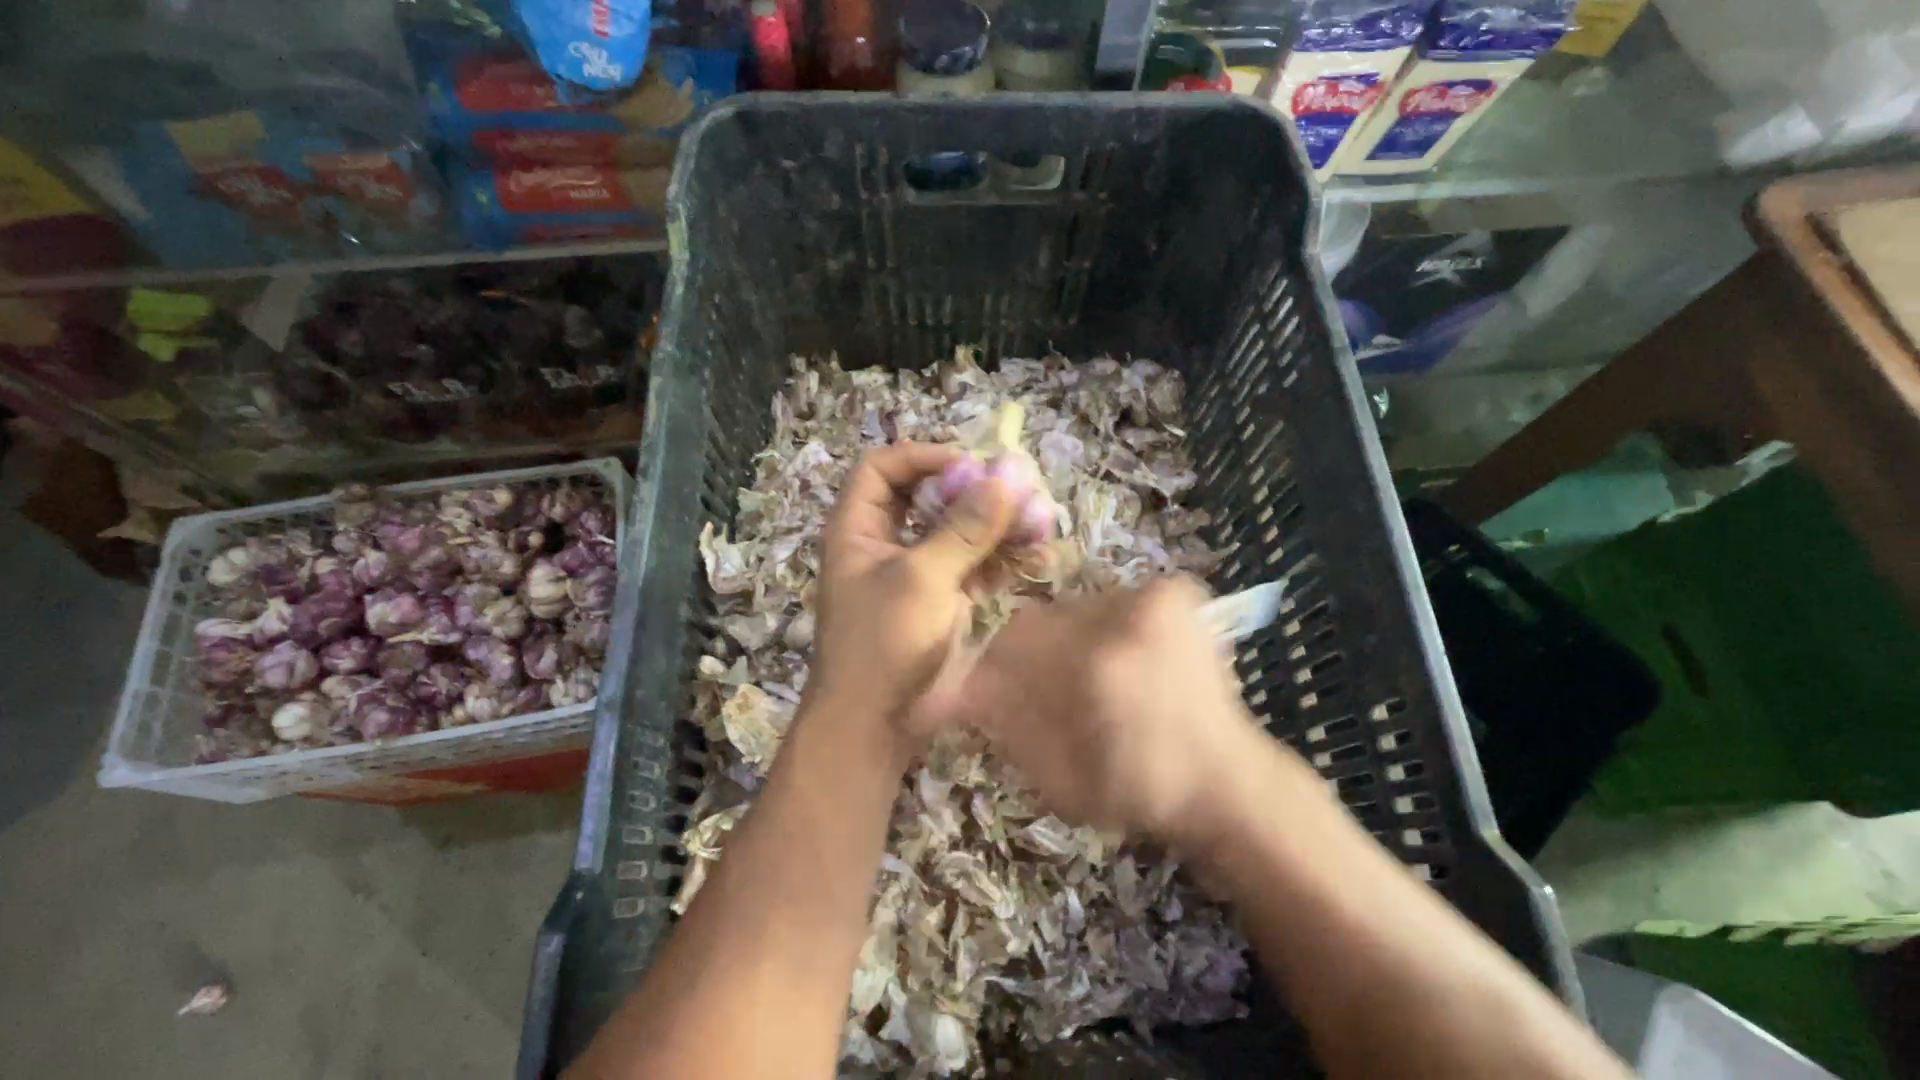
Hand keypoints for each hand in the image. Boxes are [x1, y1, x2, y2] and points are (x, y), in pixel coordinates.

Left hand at [811, 441, 1017, 741]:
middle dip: (973, 491)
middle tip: (1017, 490)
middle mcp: (885, 543)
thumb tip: (1004, 477)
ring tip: (1039, 519)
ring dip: (997, 524)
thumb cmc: (884, 644)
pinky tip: (1036, 552)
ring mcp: (917, 573)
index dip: (923, 457)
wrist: (875, 726)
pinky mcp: (943, 601)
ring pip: (958, 531)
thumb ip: (964, 528)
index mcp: (858, 528)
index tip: (970, 466)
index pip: (883, 467)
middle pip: (928, 496)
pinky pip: (974, 565)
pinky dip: (1003, 557)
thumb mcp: (922, 579)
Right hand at [932, 576, 1270, 842]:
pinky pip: (1108, 600)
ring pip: (1073, 608)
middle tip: (1040, 694)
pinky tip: (1120, 661)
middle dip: (1028, 658)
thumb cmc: (1139, 792)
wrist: (1227, 781)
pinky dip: (1103, 627)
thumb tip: (946, 692)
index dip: (987, 669)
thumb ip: (1003, 726)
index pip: (1009, 643)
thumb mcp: (1058, 778)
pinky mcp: (1175, 592)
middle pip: (1039, 622)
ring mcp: (1155, 599)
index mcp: (1094, 669)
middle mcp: (1126, 619)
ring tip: (1089, 682)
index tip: (980, 694)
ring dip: (1067, 641)